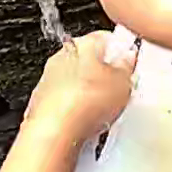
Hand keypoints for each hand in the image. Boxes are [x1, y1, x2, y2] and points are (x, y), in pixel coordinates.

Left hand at [21, 29, 136, 152]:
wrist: (54, 133)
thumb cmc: (85, 103)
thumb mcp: (124, 81)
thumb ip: (128, 66)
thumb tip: (128, 61)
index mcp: (83, 43)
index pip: (108, 37)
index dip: (123, 50)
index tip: (131, 62)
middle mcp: (61, 56)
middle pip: (90, 59)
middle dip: (105, 72)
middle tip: (120, 86)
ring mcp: (48, 80)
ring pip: (77, 80)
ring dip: (89, 90)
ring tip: (105, 107)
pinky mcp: (40, 104)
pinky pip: (66, 100)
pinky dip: (76, 107)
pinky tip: (89, 119)